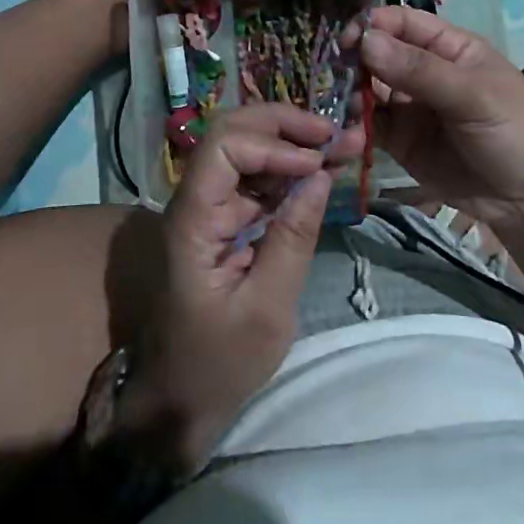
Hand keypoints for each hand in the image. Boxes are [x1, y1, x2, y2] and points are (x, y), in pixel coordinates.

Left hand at [121, 104, 362, 468]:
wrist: (181, 397)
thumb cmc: (220, 362)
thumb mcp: (267, 307)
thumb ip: (293, 238)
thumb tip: (319, 177)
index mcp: (192, 220)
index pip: (222, 149)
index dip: (271, 143)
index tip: (316, 163)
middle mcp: (196, 203)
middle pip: (231, 135)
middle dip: (284, 125)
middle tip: (335, 131)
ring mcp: (210, 211)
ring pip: (247, 154)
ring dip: (293, 144)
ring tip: (343, 144)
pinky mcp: (225, 225)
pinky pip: (257, 184)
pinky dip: (291, 174)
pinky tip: (324, 173)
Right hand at [352, 8, 523, 274]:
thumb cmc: (517, 135)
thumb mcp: (474, 97)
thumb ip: (419, 70)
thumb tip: (365, 41)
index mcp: (451, 48)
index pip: (403, 22)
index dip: (373, 25)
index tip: (347, 40)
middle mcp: (425, 72)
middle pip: (378, 54)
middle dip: (354, 61)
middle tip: (334, 78)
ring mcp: (410, 107)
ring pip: (367, 89)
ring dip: (350, 94)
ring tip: (341, 108)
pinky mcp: (399, 141)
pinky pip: (369, 125)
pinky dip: (353, 126)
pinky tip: (344, 132)